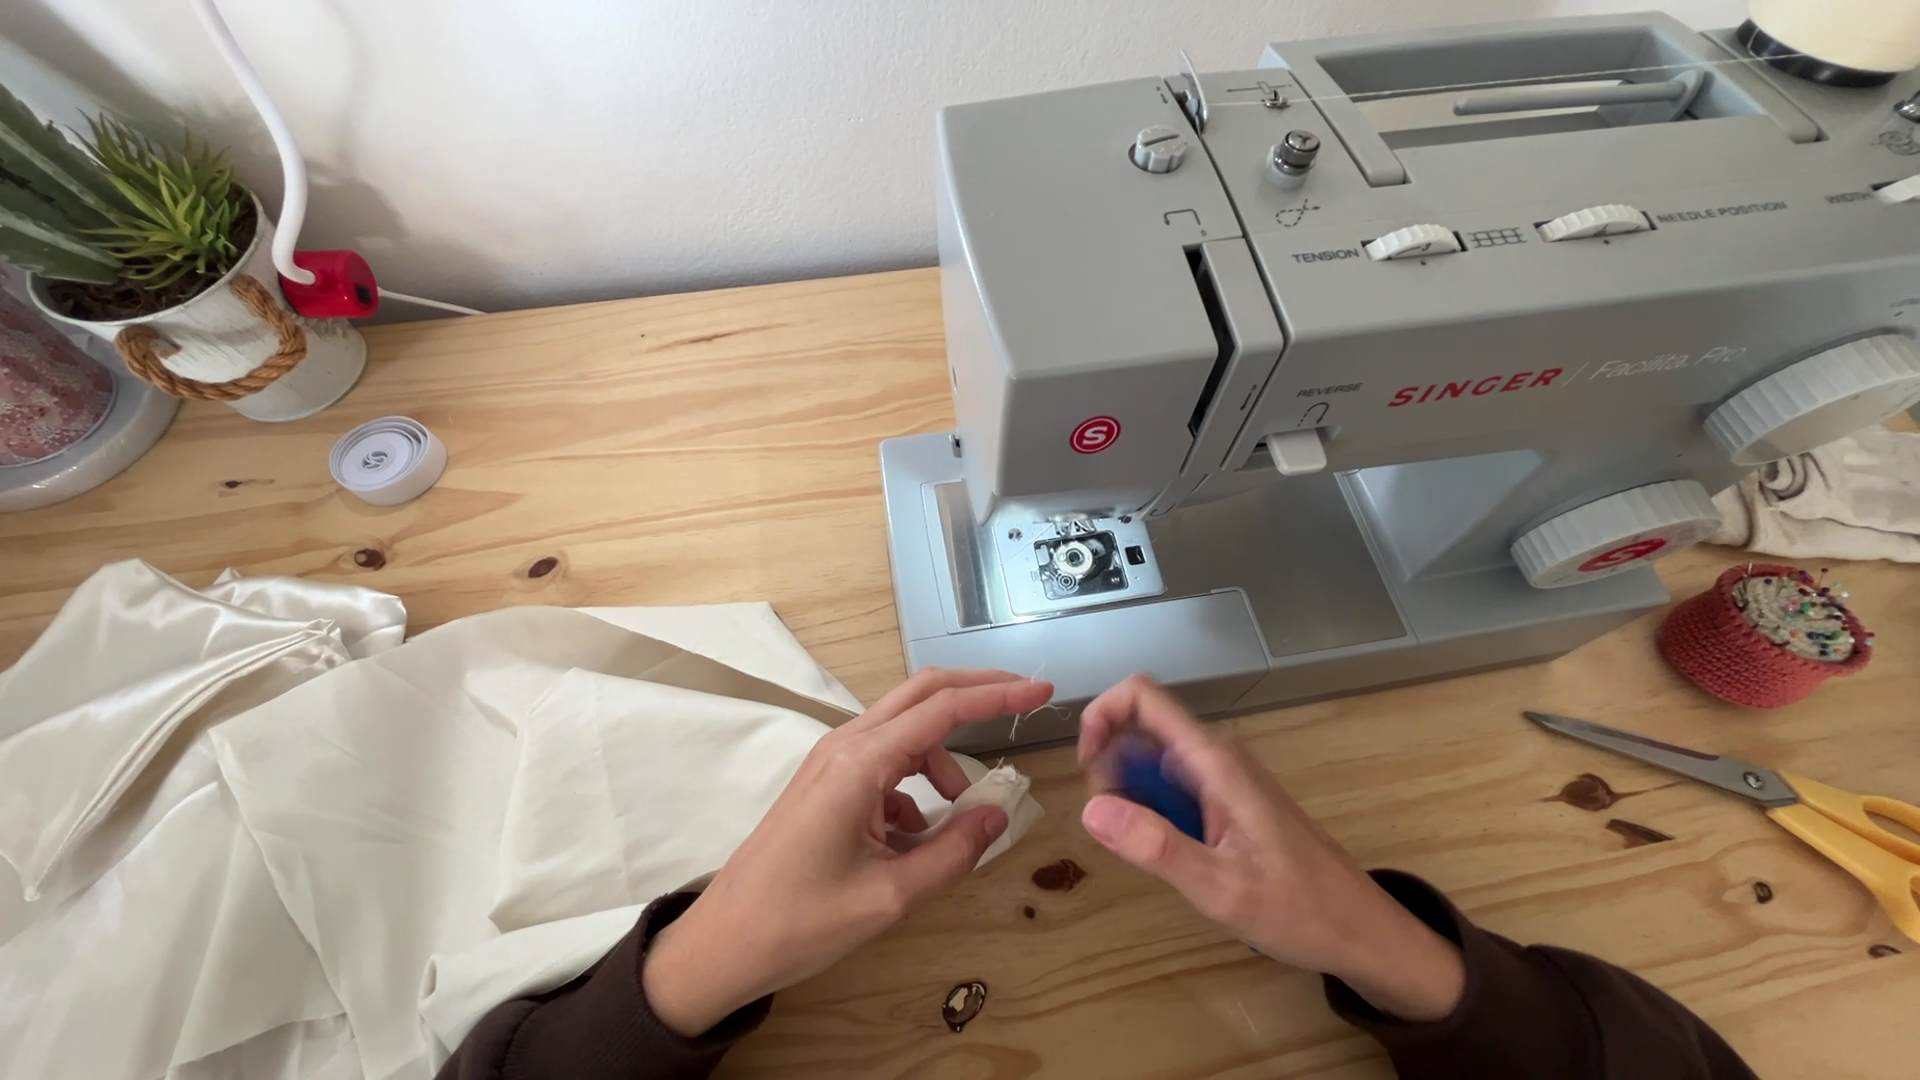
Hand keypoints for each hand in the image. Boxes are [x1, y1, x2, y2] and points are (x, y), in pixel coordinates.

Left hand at [642, 668, 1053, 1035]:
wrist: (724, 941)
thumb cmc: (800, 921)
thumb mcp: (889, 896)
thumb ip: (953, 853)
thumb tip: (998, 814)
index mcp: (861, 762)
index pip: (943, 708)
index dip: (997, 695)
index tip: (1041, 691)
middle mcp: (847, 744)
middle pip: (923, 693)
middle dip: (978, 691)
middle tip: (1025, 700)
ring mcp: (834, 758)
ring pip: (907, 730)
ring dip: (945, 758)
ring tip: (962, 815)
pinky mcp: (830, 779)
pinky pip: (887, 761)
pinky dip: (916, 784)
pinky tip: (914, 836)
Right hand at [1076, 676, 1464, 1021]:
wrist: (1361, 931)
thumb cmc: (1300, 908)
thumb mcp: (1222, 888)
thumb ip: (1156, 847)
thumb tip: (1091, 810)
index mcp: (1214, 760)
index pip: (1142, 696)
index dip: (1103, 714)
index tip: (1088, 766)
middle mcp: (1214, 756)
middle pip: (1138, 726)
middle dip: (1109, 764)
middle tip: (1113, 823)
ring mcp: (1219, 776)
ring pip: (1149, 756)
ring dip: (1126, 788)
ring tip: (1137, 842)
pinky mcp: (1223, 798)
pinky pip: (1168, 783)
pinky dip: (1147, 805)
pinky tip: (1160, 848)